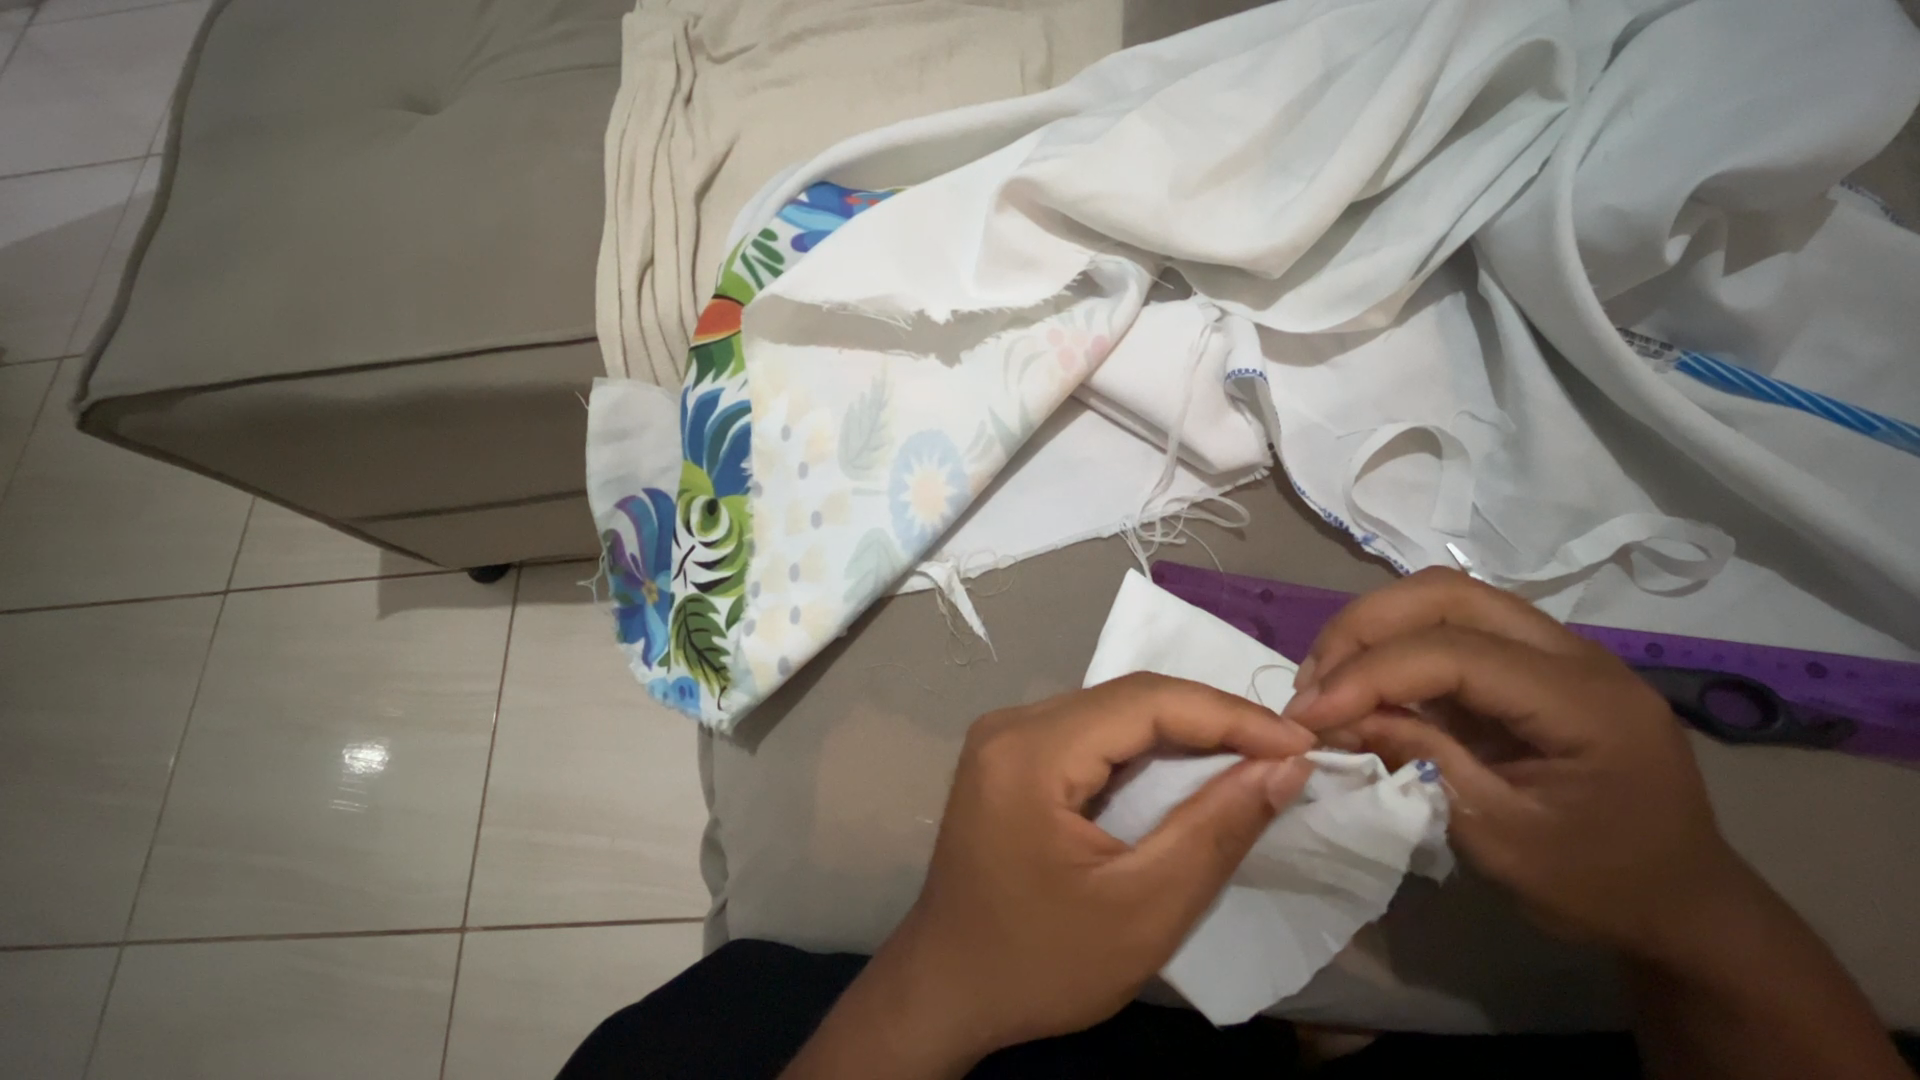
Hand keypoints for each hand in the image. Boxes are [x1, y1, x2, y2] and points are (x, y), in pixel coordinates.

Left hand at [782, 673, 1313, 1077]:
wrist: (946, 989)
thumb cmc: (1040, 963)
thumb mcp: (1142, 910)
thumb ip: (1214, 831)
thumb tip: (1283, 767)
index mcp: (1029, 752)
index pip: (1146, 702)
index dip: (1231, 716)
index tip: (1302, 742)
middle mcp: (1010, 725)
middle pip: (1127, 698)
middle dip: (1211, 719)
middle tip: (1284, 751)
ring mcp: (1004, 737)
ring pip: (1111, 711)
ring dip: (1182, 730)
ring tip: (1252, 756)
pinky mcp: (1008, 757)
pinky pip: (1090, 733)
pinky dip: (1146, 748)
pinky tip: (1189, 769)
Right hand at [1280, 568, 1759, 961]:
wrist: (1682, 905)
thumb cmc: (1600, 885)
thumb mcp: (1502, 840)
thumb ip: (1422, 764)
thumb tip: (1339, 718)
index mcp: (1586, 703)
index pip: (1454, 653)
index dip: (1369, 675)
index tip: (1308, 715)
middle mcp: (1575, 655)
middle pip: (1446, 595)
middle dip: (1363, 628)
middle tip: (1312, 682)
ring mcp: (1556, 651)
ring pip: (1445, 597)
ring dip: (1373, 628)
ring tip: (1328, 679)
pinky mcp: (1532, 663)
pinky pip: (1451, 626)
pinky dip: (1394, 644)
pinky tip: (1364, 683)